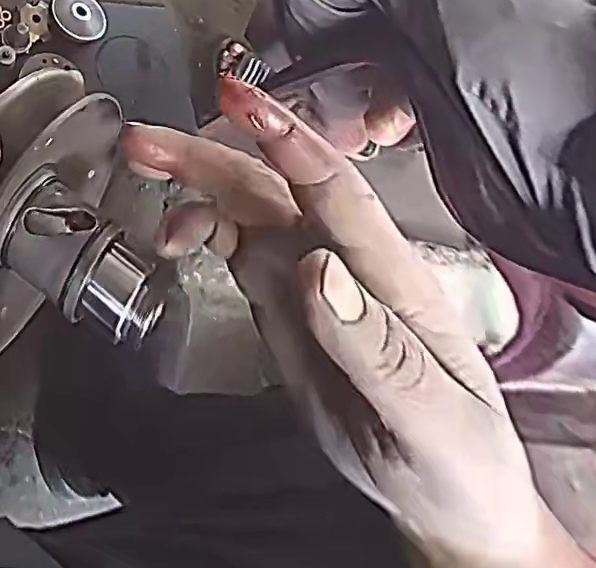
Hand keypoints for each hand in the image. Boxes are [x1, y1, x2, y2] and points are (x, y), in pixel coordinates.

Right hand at [124, 79, 585, 567]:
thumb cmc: (453, 456)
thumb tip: (318, 270)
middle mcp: (339, 252)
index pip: (334, 186)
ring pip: (240, 201)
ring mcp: (303, 267)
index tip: (242, 103)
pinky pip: (230, 240)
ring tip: (142, 162)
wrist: (438, 492)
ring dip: (190, 176)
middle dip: (204, 153)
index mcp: (388, 270)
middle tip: (145, 138)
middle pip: (267, 183)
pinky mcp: (277, 290)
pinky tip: (173, 234)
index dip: (286, 139)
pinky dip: (196, 225)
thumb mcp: (431, 419)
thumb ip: (374, 345)